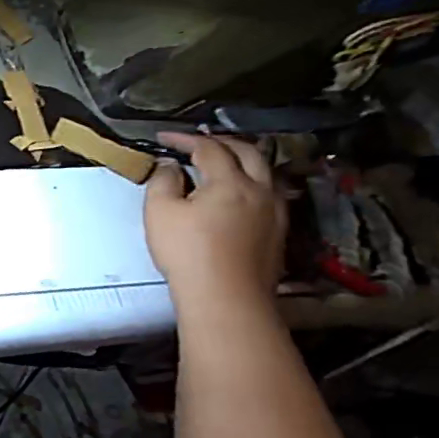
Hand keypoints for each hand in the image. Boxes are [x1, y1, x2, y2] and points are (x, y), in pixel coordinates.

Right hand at [144, 132, 285, 304]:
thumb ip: (163, 181)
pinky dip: (253, 182)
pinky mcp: (278, 232)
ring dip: (243, 160)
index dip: (185, 139)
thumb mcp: (160, 212)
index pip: (209, 148)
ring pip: (265, 172)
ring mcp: (275, 212)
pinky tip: (240, 192)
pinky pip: (270, 193)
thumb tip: (172, 166)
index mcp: (231, 182)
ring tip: (223, 161)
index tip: (164, 138)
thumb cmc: (188, 253)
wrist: (226, 299)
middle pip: (247, 152)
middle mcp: (260, 190)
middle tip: (198, 142)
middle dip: (222, 142)